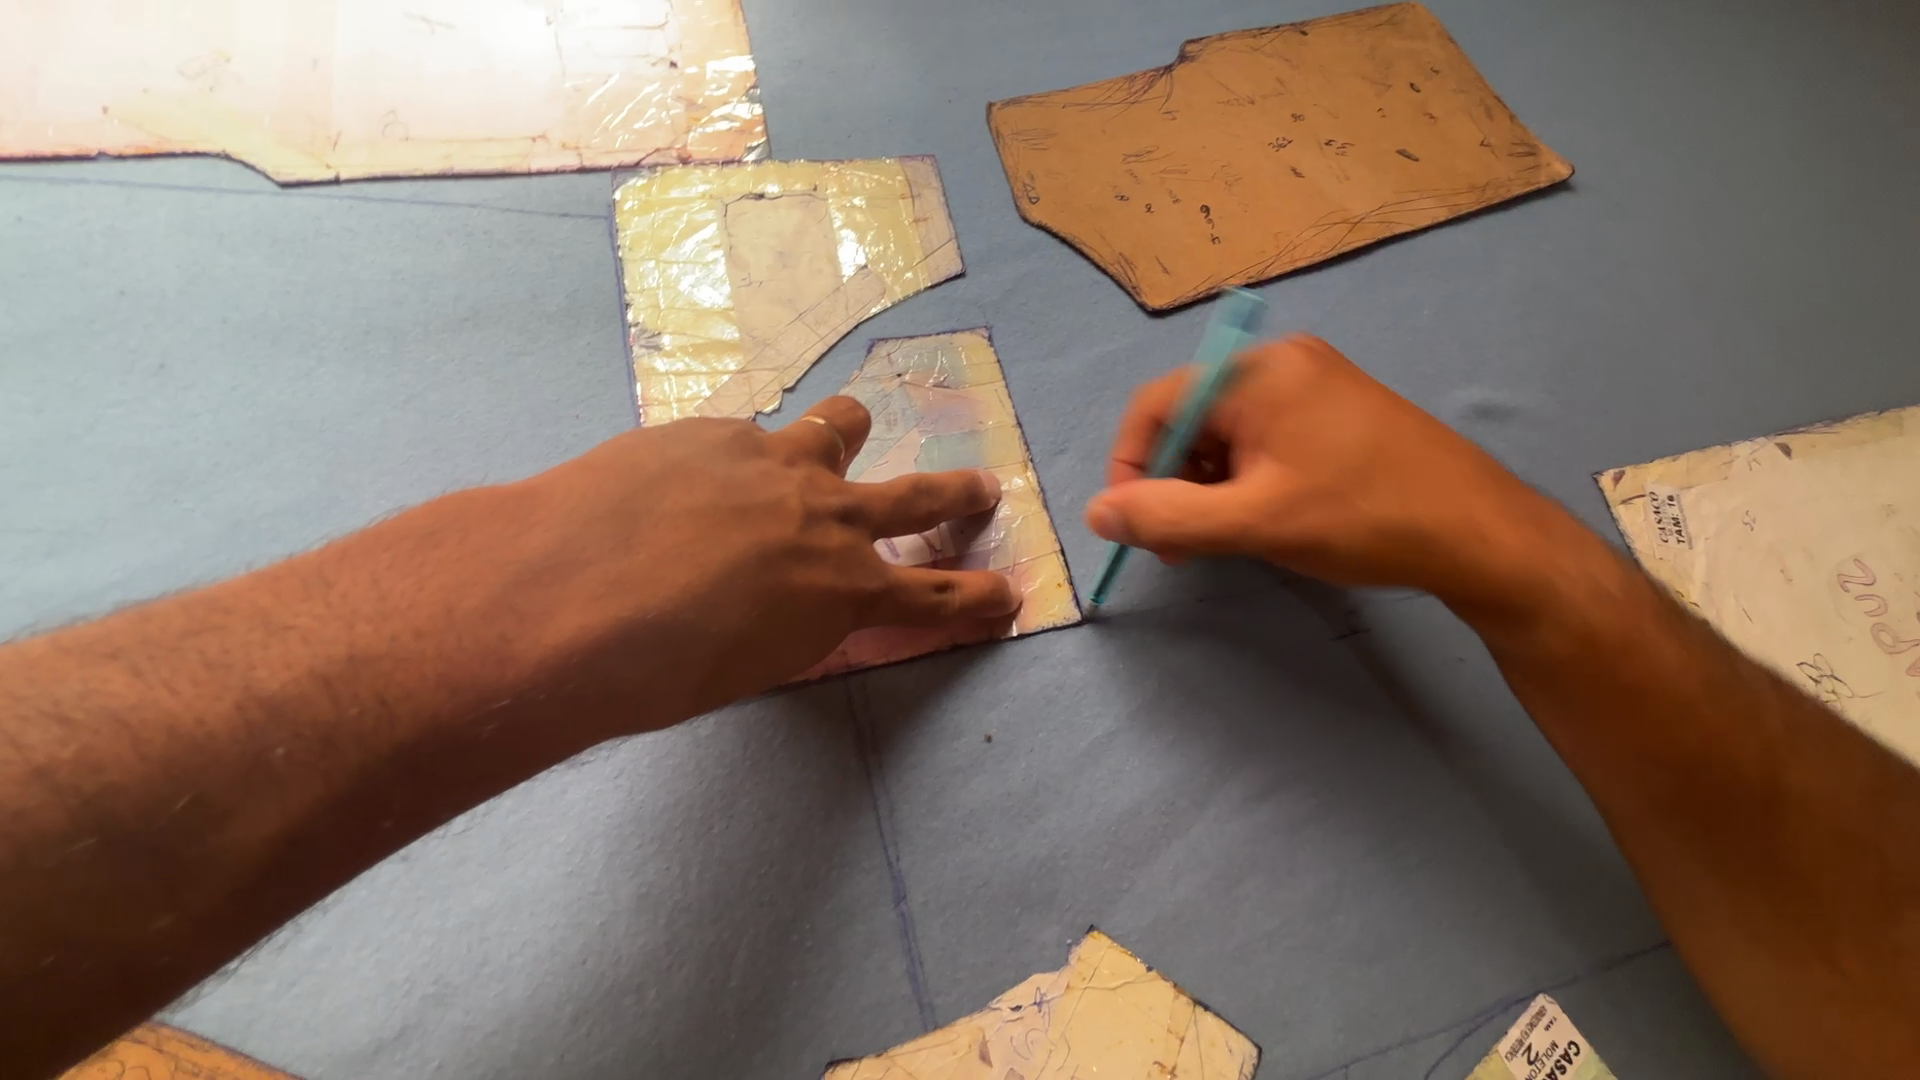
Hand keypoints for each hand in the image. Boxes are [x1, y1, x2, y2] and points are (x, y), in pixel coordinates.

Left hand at [490, 395, 1018, 727]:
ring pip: (840, 428)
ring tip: (838, 437)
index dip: (977, 599)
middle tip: (982, 488)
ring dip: (847, 436)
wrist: (558, 597)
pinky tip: (694, 475)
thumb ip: (796, 622)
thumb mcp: (753, 664)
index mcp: (845, 591)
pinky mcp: (715, 430)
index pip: (935, 598)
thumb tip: (795, 596)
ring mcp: (777, 462)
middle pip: (919, 497)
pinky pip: (746, 436)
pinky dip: (741, 455)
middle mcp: (829, 517)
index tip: (1007, 594)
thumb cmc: (656, 670)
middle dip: (958, 495)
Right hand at [1085, 335, 1561, 609]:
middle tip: (1175, 547)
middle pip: (1188, 422)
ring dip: (1201, 492)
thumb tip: (1096, 514)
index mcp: (1258, 373)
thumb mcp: (1253, 521)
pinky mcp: (1329, 418)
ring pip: (1221, 439)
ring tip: (1212, 543)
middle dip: (1169, 486)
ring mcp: (1309, 390)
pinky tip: (1248, 525)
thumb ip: (1166, 516)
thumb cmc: (1363, 517)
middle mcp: (1280, 366)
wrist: (1484, 537)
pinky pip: (1257, 446)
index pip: (1156, 406)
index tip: (1134, 524)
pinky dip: (1238, 486)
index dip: (1131, 467)